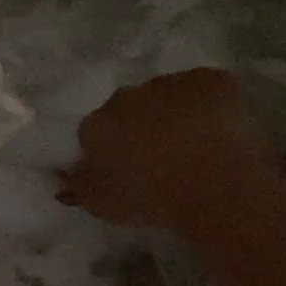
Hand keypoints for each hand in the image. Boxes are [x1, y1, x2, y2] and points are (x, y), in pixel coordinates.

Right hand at [60, 68, 274, 228]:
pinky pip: (205, 89)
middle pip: (127, 109)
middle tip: (157, 158)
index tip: (121, 171)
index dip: (106, 151)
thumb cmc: (150, 198)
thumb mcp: (102, 206)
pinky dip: (208, 105)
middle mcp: (127, 96)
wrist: (215, 183)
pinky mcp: (213, 79)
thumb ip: (79, 189)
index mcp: (96, 126)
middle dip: (138, 127)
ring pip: (166, 96)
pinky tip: (220, 129)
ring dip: (172, 113)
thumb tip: (65, 180)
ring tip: (193, 146)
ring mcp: (170, 83)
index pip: (92, 133)